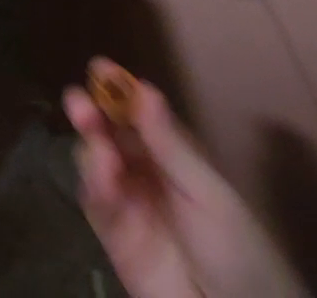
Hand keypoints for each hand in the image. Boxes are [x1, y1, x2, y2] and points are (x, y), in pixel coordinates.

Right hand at [65, 58, 307, 297]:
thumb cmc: (238, 249)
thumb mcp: (209, 193)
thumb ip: (170, 145)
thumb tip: (144, 89)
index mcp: (177, 156)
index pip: (142, 114)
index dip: (121, 90)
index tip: (99, 67)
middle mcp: (148, 172)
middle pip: (111, 134)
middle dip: (93, 116)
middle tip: (78, 102)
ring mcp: (128, 202)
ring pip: (96, 162)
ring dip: (92, 149)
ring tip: (101, 152)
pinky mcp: (112, 234)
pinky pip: (94, 201)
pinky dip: (93, 185)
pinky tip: (103, 179)